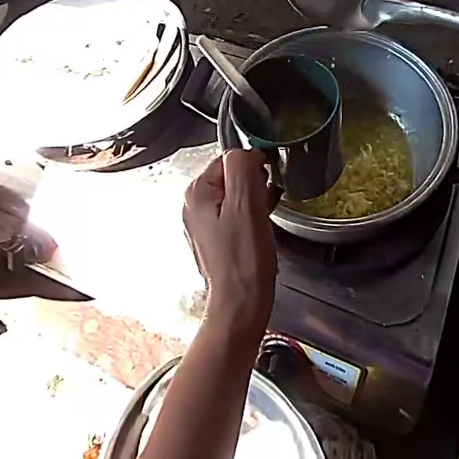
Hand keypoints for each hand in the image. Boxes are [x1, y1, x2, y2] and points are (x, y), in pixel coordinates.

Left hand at [183, 149, 276, 332]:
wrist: (239, 305)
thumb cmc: (244, 259)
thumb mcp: (246, 205)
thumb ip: (242, 169)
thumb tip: (248, 152)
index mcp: (196, 192)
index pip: (229, 159)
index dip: (253, 168)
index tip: (265, 186)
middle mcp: (193, 205)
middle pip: (232, 176)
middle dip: (253, 186)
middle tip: (264, 206)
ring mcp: (202, 223)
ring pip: (236, 196)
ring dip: (254, 201)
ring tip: (262, 221)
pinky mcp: (214, 239)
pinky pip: (235, 215)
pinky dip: (250, 217)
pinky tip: (259, 231)